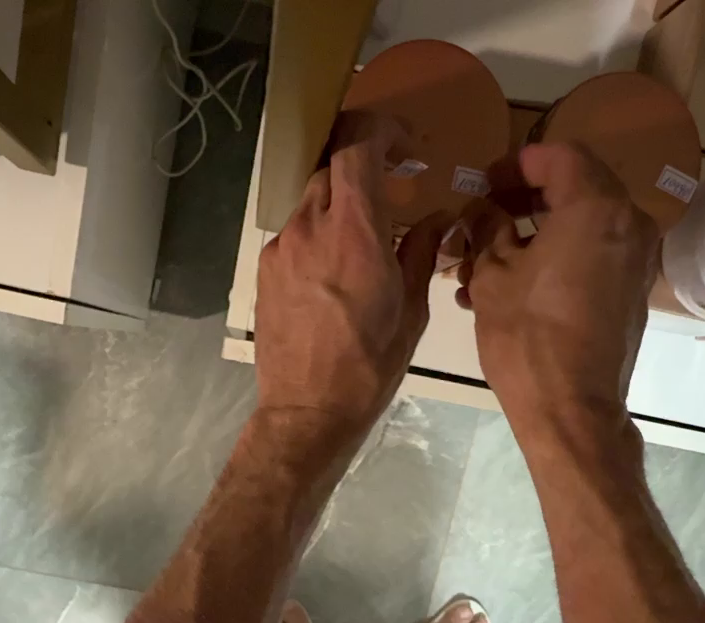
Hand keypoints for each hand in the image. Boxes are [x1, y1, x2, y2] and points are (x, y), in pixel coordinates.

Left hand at [254, 112, 450, 457]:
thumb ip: (423, 252)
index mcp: (356, 233)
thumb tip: (438, 218)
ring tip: (360, 248)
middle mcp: (311, 229)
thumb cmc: (369, 368)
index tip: (402, 145)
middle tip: (389, 197)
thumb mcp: (410, 312)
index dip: (380, 129)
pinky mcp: (266, 271)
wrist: (308, 412)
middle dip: (362, 174)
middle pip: (332, 169)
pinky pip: (295, 236)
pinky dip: (317, 239)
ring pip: (311, 204)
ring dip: (338, 210)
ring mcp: (282, 249)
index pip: (357, 144)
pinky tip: (332, 276)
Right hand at [459, 142, 656, 438]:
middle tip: (480, 219)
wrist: (570, 408)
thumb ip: (487, 229)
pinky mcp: (629, 293)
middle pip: (573, 189)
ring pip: (578, 229)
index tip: (483, 182)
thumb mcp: (492, 276)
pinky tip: (509, 288)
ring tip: (481, 265)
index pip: (559, 156)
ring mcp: (635, 260)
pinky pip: (589, 258)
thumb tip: (481, 211)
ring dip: (532, 237)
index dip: (516, 163)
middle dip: (521, 202)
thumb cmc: (526, 337)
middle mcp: (628, 223)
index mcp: (596, 206)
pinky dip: (553, 260)